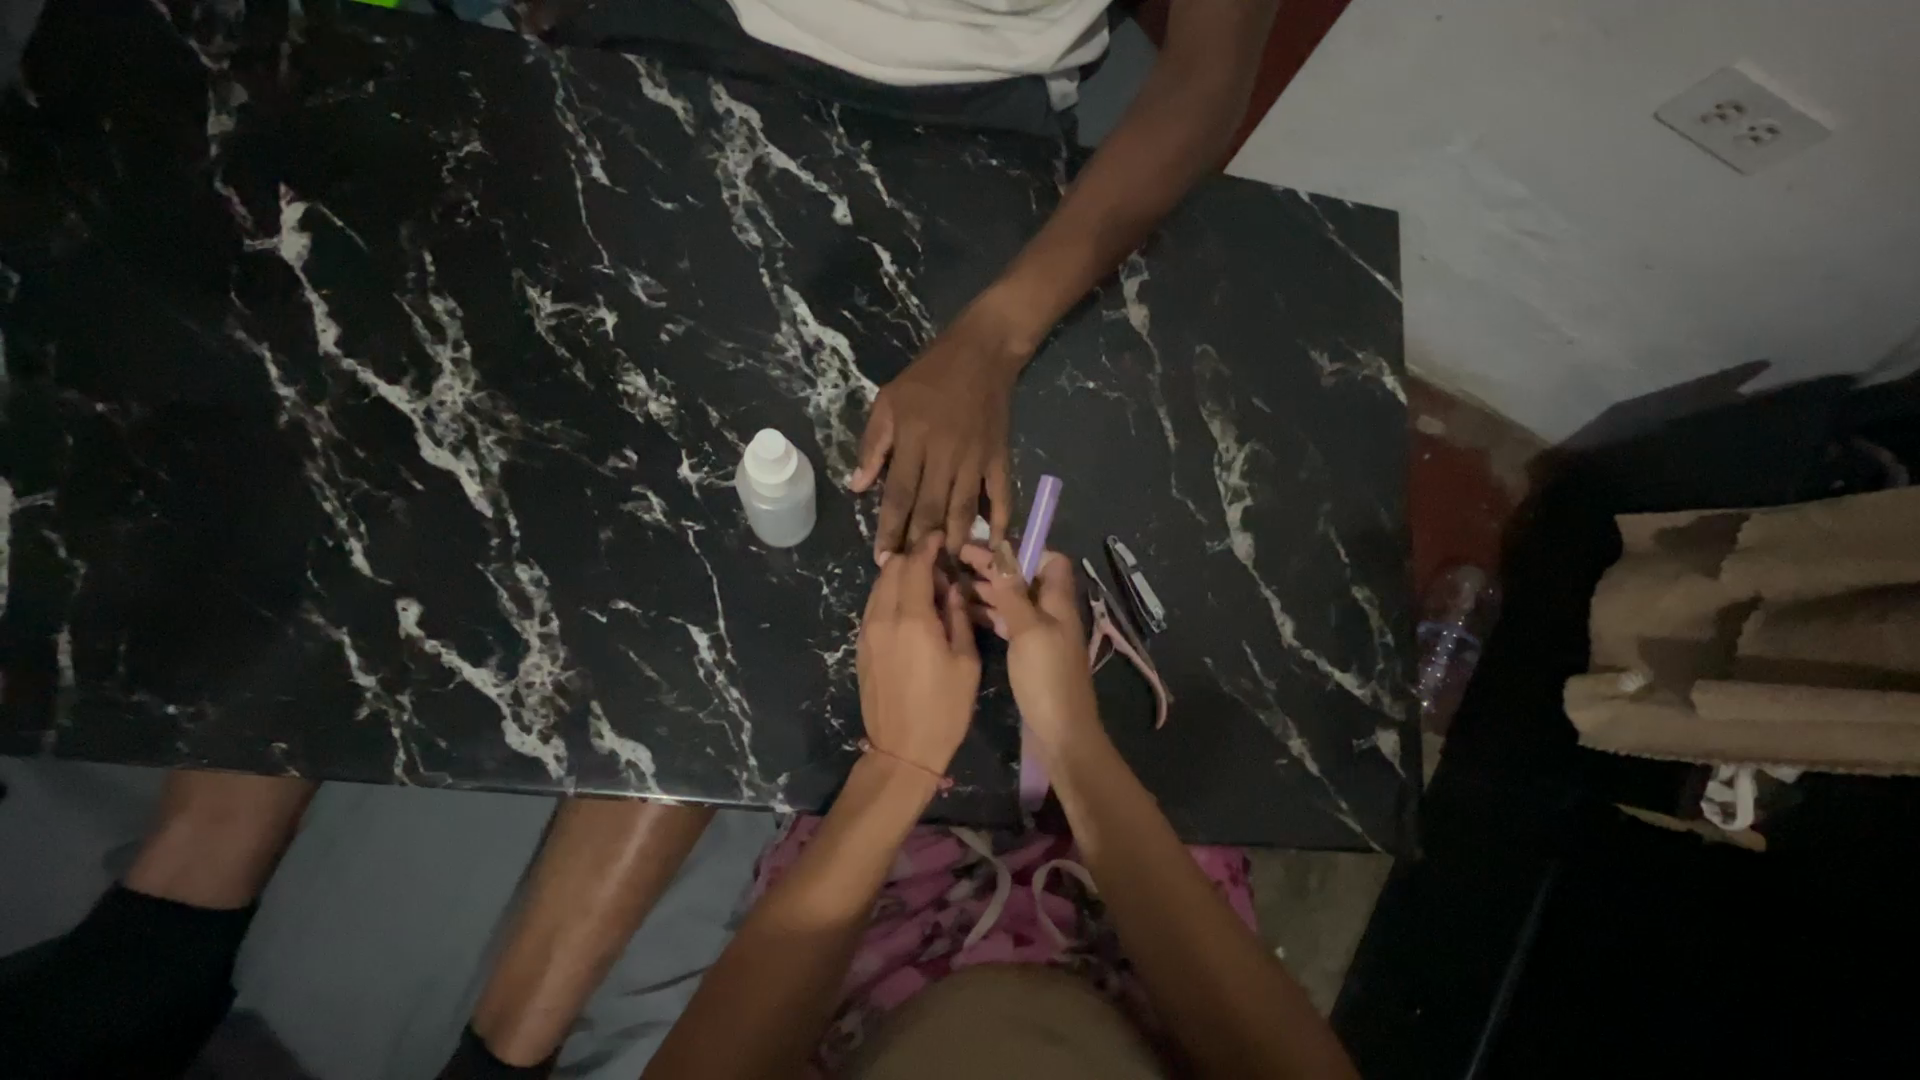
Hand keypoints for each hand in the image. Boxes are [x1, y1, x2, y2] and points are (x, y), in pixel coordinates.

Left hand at [851, 304, 1027, 560]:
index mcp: (913, 439)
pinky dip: (999, 520)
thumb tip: (857, 486)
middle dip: (920, 544)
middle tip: (913, 573)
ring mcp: (976, 458)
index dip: (889, 529)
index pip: (898, 494)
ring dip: (956, 540)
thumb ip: (873, 444)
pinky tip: (995, 543)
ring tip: (948, 565)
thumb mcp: (888, 401)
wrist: (982, 352)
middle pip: (930, 508)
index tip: (882, 558)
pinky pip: (1001, 494)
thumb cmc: (928, 377)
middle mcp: (944, 454)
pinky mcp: (1000, 457)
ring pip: (964, 508)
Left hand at [857, 533, 981, 777]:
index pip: (916, 565)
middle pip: (892, 569)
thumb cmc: (945, 708)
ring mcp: (867, 632)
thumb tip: (952, 589)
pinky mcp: (862, 646)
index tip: (943, 537)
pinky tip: (910, 607)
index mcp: (913, 619)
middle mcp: (883, 617)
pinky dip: (890, 595)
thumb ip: (958, 617)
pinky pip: (874, 605)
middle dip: (914, 558)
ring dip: (900, 575)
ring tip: (926, 585)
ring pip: (879, 585)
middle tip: (939, 565)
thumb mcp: (966, 661)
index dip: (929, 546)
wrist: (902, 749)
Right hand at [958, 544, 1101, 757]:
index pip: (1049, 560)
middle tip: (955, 559)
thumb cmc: (1047, 677)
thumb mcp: (1028, 630)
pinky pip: (1007, 624)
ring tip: (951, 583)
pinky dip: (988, 615)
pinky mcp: (1027, 655)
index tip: (988, 546)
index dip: (1023, 550)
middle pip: (1024, 579)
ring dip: (987, 591)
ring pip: (1012, 602)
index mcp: (1057, 601)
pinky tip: (963, 613)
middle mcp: (1050, 613)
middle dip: (994, 568)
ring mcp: (1039, 635)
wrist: (1061, 733)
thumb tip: (1003, 553)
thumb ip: (1014, 592)